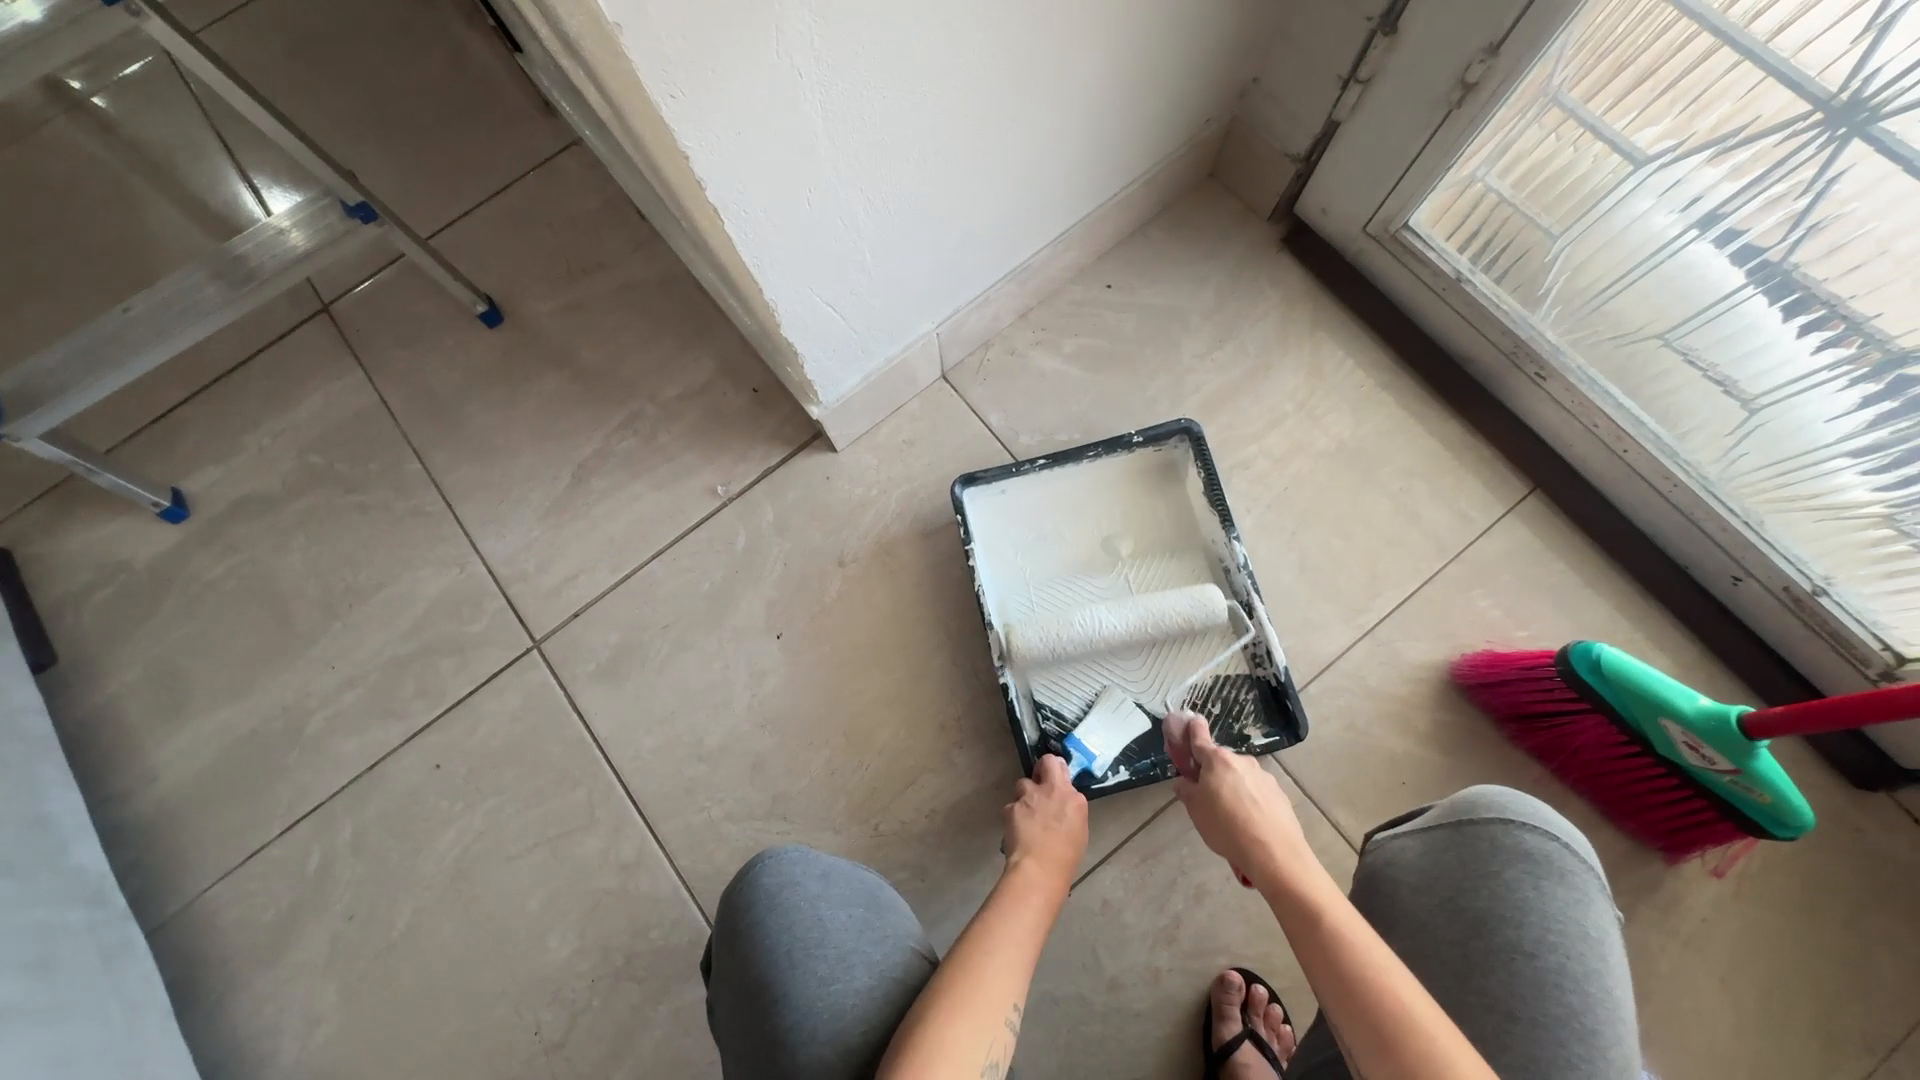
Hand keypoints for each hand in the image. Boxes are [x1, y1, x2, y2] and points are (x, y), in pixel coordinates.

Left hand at [1002, 754, 1088, 891]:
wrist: (1040, 869)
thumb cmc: (1066, 858)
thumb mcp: (1079, 831)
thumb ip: (1070, 811)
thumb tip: (1062, 808)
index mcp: (1073, 799)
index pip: (1063, 769)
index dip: (1057, 772)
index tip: (1055, 781)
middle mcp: (1051, 791)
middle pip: (1045, 762)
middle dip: (1042, 768)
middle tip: (1039, 782)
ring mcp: (1029, 797)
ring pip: (1023, 784)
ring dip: (1025, 795)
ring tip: (1026, 814)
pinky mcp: (1012, 807)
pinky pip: (1012, 806)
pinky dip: (1014, 815)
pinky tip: (1016, 829)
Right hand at [1163, 709, 1314, 889]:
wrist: (1274, 853)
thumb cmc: (1226, 826)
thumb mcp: (1195, 810)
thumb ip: (1186, 791)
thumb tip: (1183, 782)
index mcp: (1217, 760)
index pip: (1200, 736)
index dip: (1192, 729)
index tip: (1190, 721)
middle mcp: (1242, 761)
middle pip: (1221, 761)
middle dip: (1212, 772)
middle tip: (1206, 796)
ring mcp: (1264, 777)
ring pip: (1241, 777)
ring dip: (1233, 788)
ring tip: (1231, 817)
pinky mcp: (1279, 795)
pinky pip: (1257, 792)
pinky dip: (1251, 801)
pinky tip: (1250, 823)